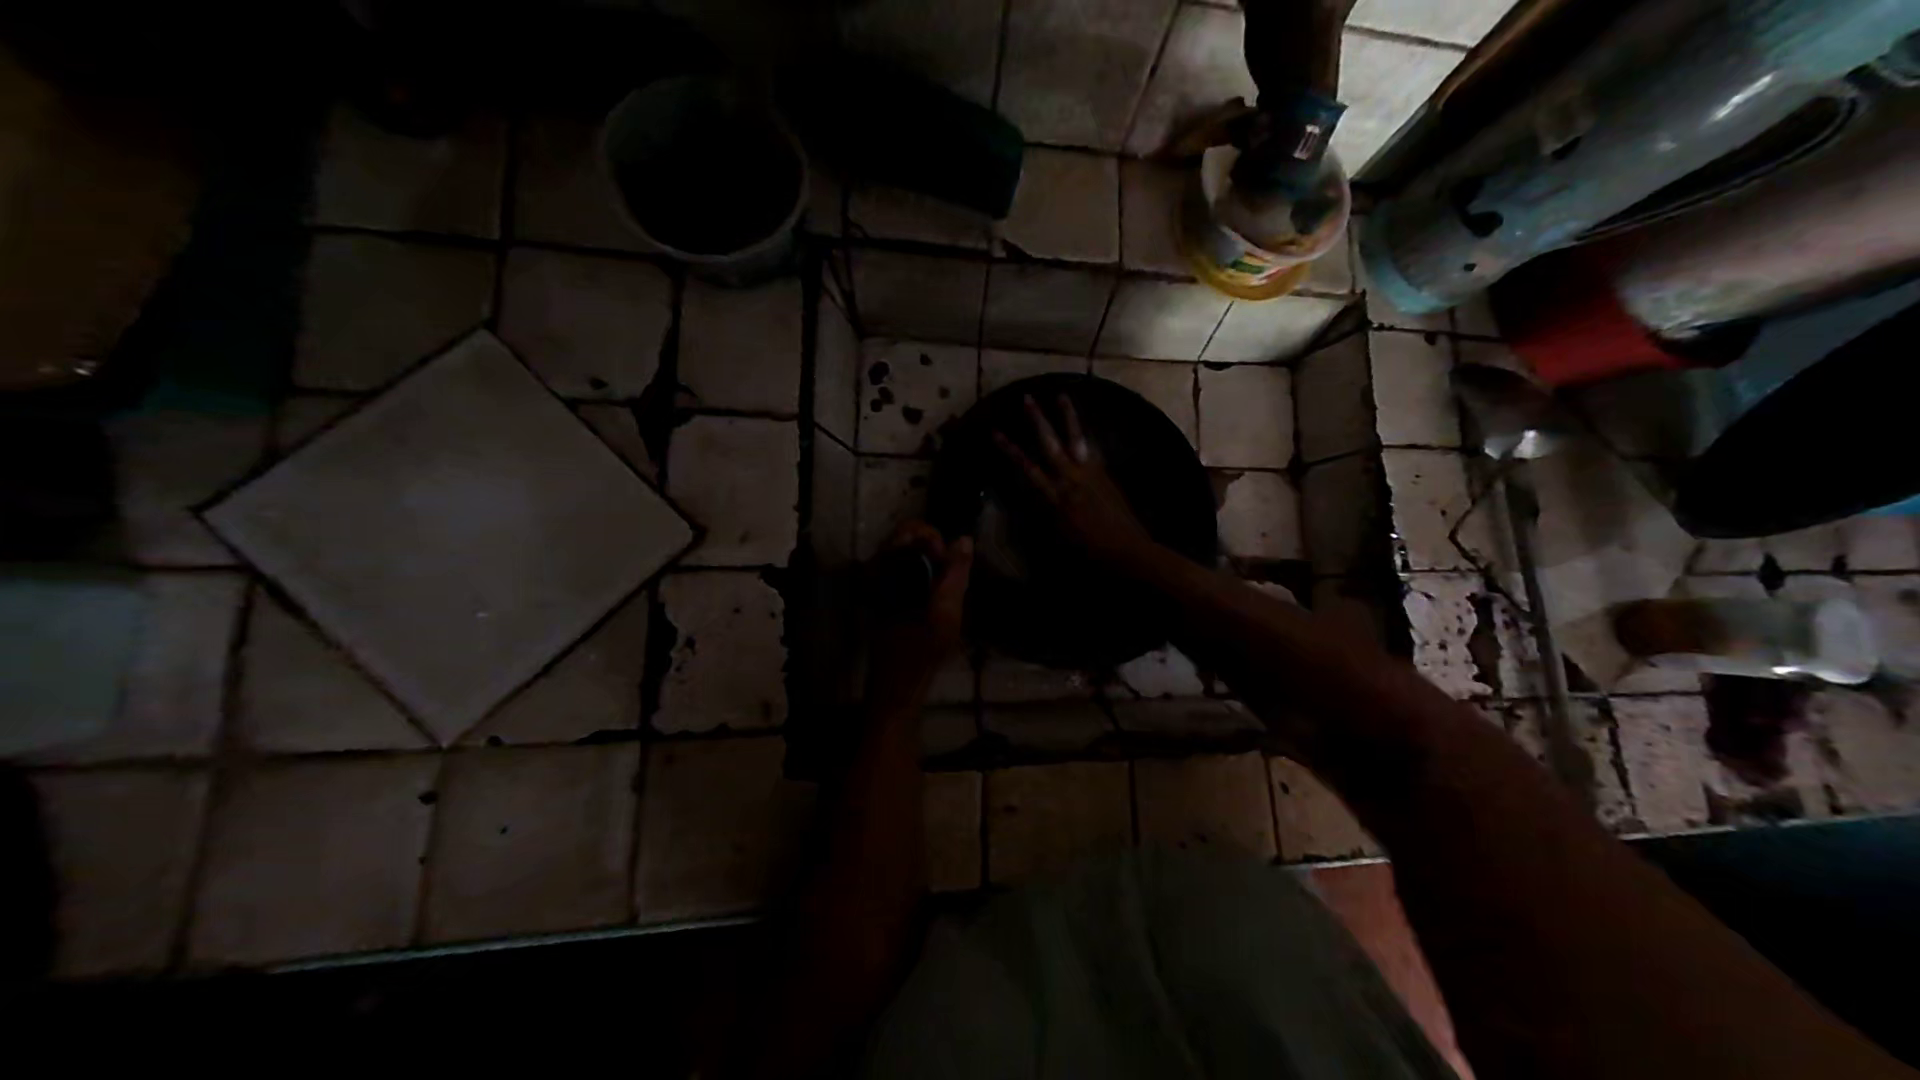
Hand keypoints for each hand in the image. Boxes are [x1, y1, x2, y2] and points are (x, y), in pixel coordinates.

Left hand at [868, 522, 972, 704]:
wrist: (897, 682)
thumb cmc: (924, 649)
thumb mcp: (947, 610)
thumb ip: (955, 572)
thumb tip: (963, 539)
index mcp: (891, 568)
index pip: (912, 529)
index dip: (935, 539)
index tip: (947, 563)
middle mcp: (878, 570)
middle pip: (908, 540)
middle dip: (932, 551)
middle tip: (948, 577)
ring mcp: (876, 583)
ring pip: (906, 556)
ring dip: (927, 564)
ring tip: (942, 589)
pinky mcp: (879, 596)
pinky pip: (901, 571)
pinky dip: (919, 576)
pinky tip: (930, 598)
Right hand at [993, 394, 1158, 573]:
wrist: (1128, 550)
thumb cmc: (1089, 551)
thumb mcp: (1059, 536)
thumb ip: (1046, 515)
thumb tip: (1034, 501)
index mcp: (1057, 497)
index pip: (1028, 468)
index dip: (1011, 450)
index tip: (996, 432)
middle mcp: (1072, 479)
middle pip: (1051, 443)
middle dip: (1038, 420)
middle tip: (1028, 398)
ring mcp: (1091, 474)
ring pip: (1077, 438)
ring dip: (1068, 416)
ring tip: (1061, 396)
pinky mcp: (1106, 475)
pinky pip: (1093, 450)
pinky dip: (1086, 437)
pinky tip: (1083, 429)